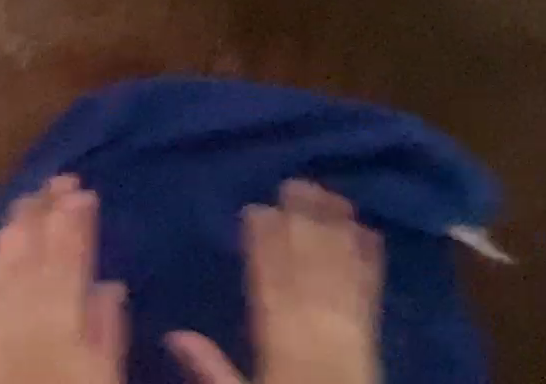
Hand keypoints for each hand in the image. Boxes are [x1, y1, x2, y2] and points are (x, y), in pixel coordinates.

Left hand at [0, 175, 127, 383]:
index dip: (76, 225)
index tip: (84, 191)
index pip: (71, 262)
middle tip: (60, 177)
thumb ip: (107, 334)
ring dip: (20, 225)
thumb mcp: (104, 381)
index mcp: (63, 325)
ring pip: (9, 262)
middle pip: (39, 254)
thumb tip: (110, 285)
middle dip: (49, 213)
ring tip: (30, 193)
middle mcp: (27, 317)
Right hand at [166, 180, 382, 383]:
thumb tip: (173, 334)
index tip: (255, 208)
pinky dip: (371, 260)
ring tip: (331, 193)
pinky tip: (370, 230)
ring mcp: (346, 326)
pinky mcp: (372, 335)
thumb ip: (211, 368)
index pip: (268, 282)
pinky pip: (371, 292)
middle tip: (296, 182)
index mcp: (279, 338)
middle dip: (301, 222)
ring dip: (335, 229)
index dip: (261, 244)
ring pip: (339, 269)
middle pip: (306, 266)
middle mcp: (313, 325)